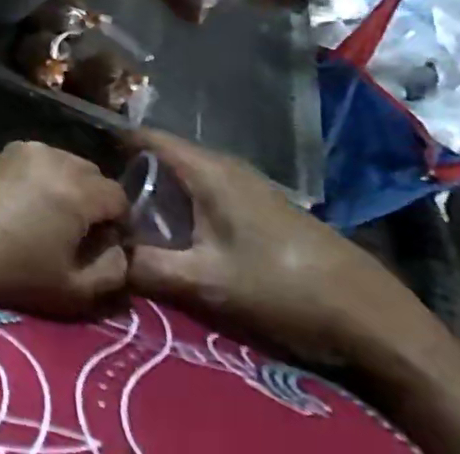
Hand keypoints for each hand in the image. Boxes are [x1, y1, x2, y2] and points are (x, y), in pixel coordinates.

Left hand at [0, 141, 128, 317]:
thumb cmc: (9, 269)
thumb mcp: (75, 288)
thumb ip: (115, 269)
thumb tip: (120, 247)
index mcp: (76, 186)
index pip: (121, 199)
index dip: (117, 228)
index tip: (96, 251)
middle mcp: (54, 156)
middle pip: (96, 178)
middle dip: (94, 206)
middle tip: (72, 239)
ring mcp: (26, 148)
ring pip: (70, 168)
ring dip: (70, 192)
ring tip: (47, 224)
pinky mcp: (4, 151)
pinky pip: (44, 163)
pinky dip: (46, 182)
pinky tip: (26, 209)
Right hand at [126, 130, 426, 367]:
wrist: (375, 321)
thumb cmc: (281, 288)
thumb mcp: (204, 282)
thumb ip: (145, 267)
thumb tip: (100, 258)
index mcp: (207, 170)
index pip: (146, 137)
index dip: (112, 142)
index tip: (83, 159)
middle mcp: (226, 166)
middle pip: (163, 156)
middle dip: (130, 172)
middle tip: (100, 197)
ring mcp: (250, 186)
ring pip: (187, 175)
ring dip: (158, 190)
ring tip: (130, 216)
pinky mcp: (264, 208)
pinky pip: (207, 191)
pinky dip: (183, 203)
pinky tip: (178, 234)